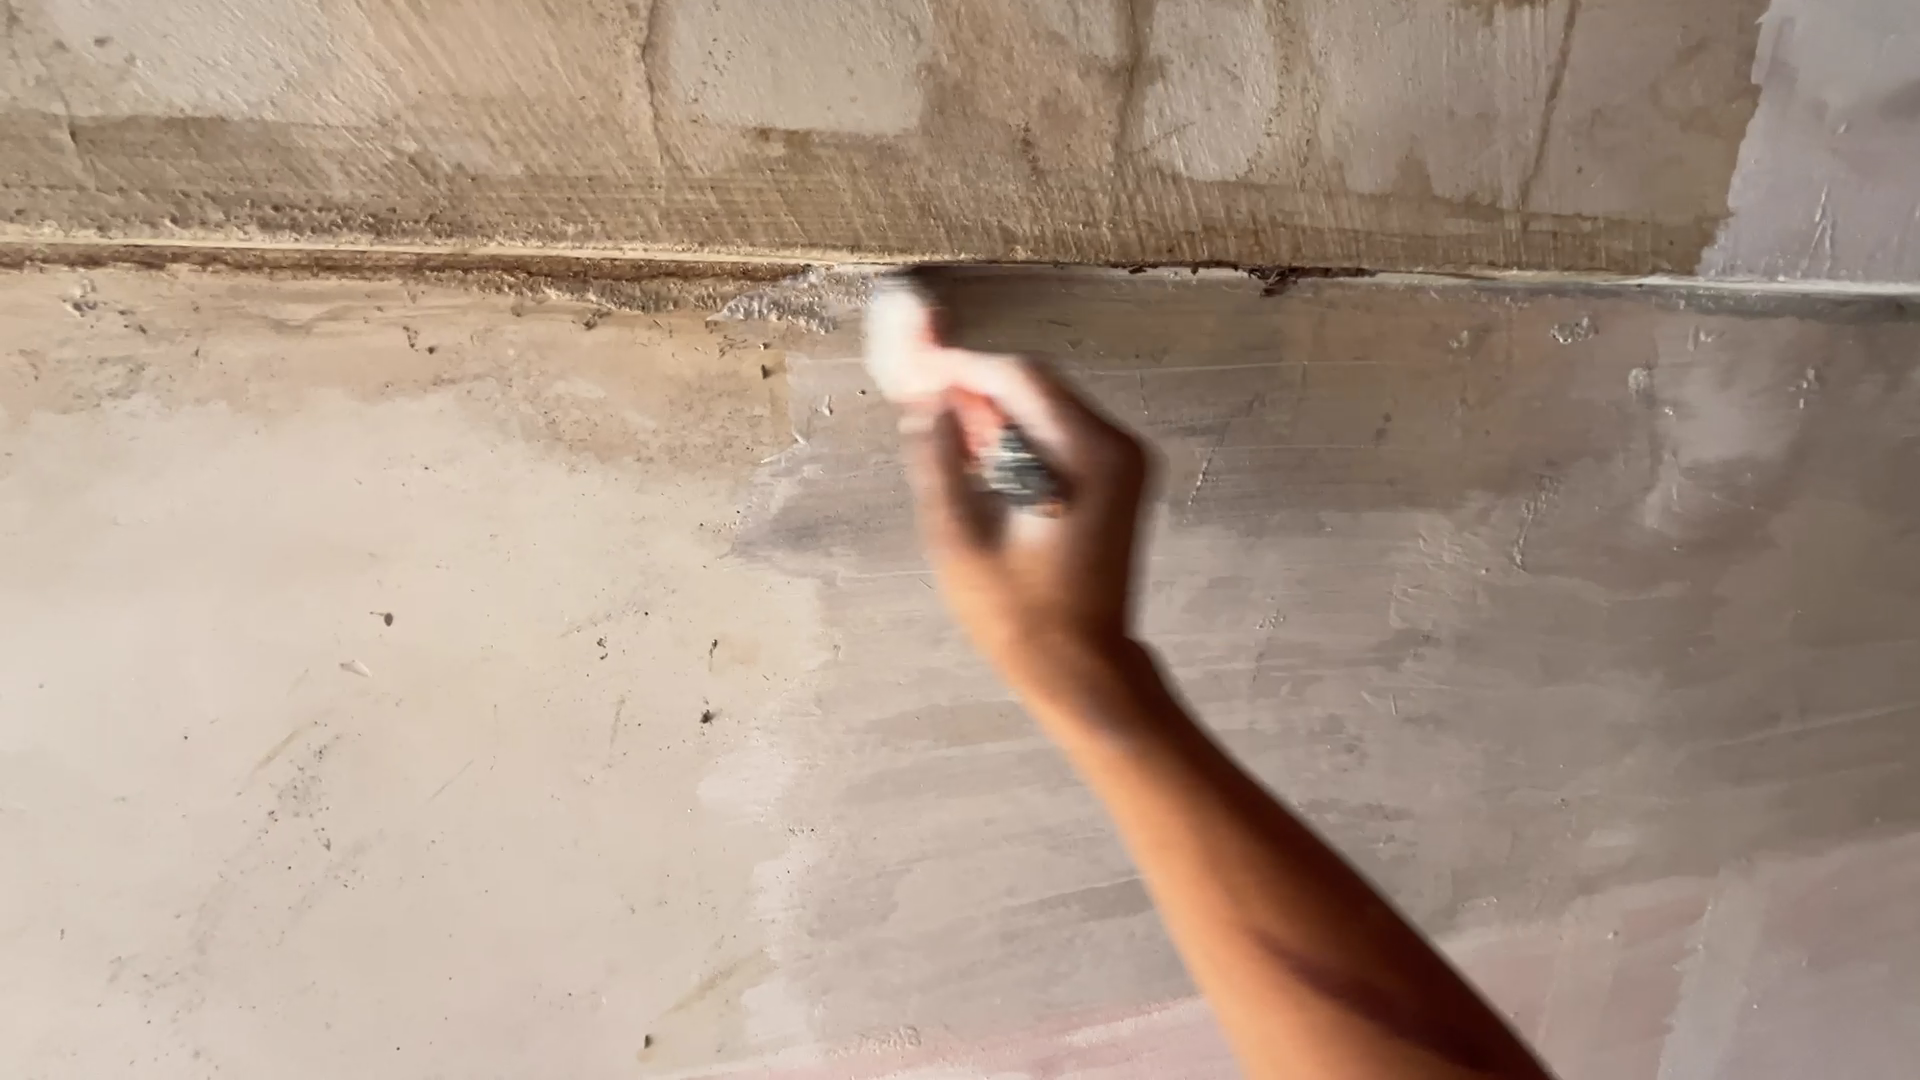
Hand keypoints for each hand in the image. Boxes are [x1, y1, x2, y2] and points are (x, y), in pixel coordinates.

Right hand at [901, 349, 1151, 701]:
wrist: (1080, 664)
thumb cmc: (1017, 614)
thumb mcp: (959, 537)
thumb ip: (938, 461)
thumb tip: (926, 404)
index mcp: (1089, 455)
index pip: (1020, 377)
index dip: (964, 368)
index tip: (918, 370)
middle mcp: (1119, 446)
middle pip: (1038, 385)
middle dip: (979, 388)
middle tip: (925, 403)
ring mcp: (1125, 461)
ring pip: (1048, 406)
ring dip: (997, 412)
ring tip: (946, 432)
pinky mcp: (1118, 479)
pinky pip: (1061, 434)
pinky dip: (1019, 435)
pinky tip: (983, 456)